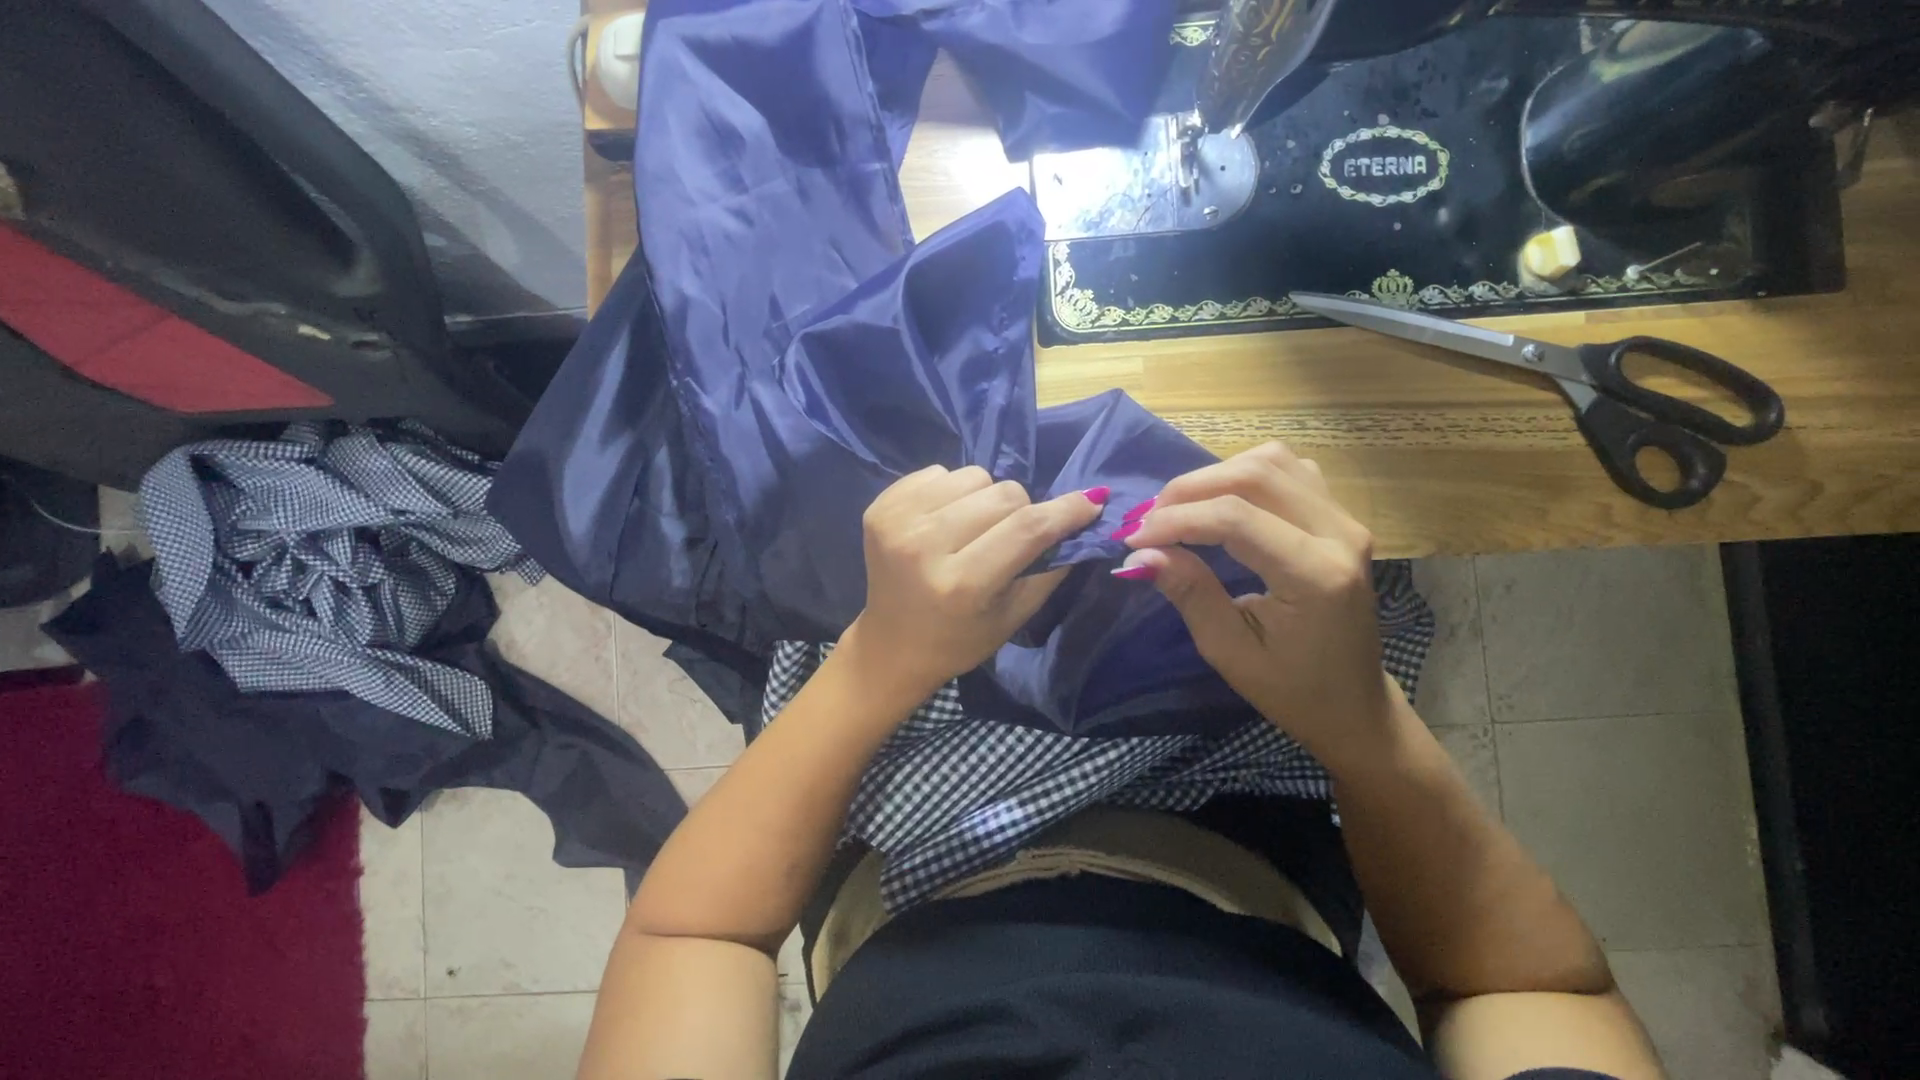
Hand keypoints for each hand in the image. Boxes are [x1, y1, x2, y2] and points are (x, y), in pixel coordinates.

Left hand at [843, 465, 1106, 701]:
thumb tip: (1085, 517)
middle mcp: (923, 546)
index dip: (1065, 511)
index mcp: (960, 583)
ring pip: (973, 476)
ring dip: (985, 498)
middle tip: (1011, 537)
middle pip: (1003, 494)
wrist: (891, 646)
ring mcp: (896, 522)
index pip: (1026, 528)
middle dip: (1022, 510)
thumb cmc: (960, 639)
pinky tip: (944, 523)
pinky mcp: (880, 507)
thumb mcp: (1014, 615)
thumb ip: (1051, 567)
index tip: (1090, 503)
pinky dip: (952, 492)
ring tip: (973, 529)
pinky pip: (938, 472)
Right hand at [1114, 442, 1391, 762]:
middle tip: (1150, 521)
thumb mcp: (1229, 651)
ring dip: (1216, 475)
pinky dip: (1246, 475)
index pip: (1236, 519)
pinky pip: (1290, 471)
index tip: (1133, 539)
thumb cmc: (1291, 690)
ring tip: (1179, 509)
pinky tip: (1221, 502)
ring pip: (1273, 461)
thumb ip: (1189, 593)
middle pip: (1254, 474)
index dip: (1177, 520)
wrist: (1353, 704)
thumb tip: (1139, 554)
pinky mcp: (1341, 517)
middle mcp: (1340, 535)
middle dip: (1190, 490)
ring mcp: (1346, 520)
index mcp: (1316, 576)